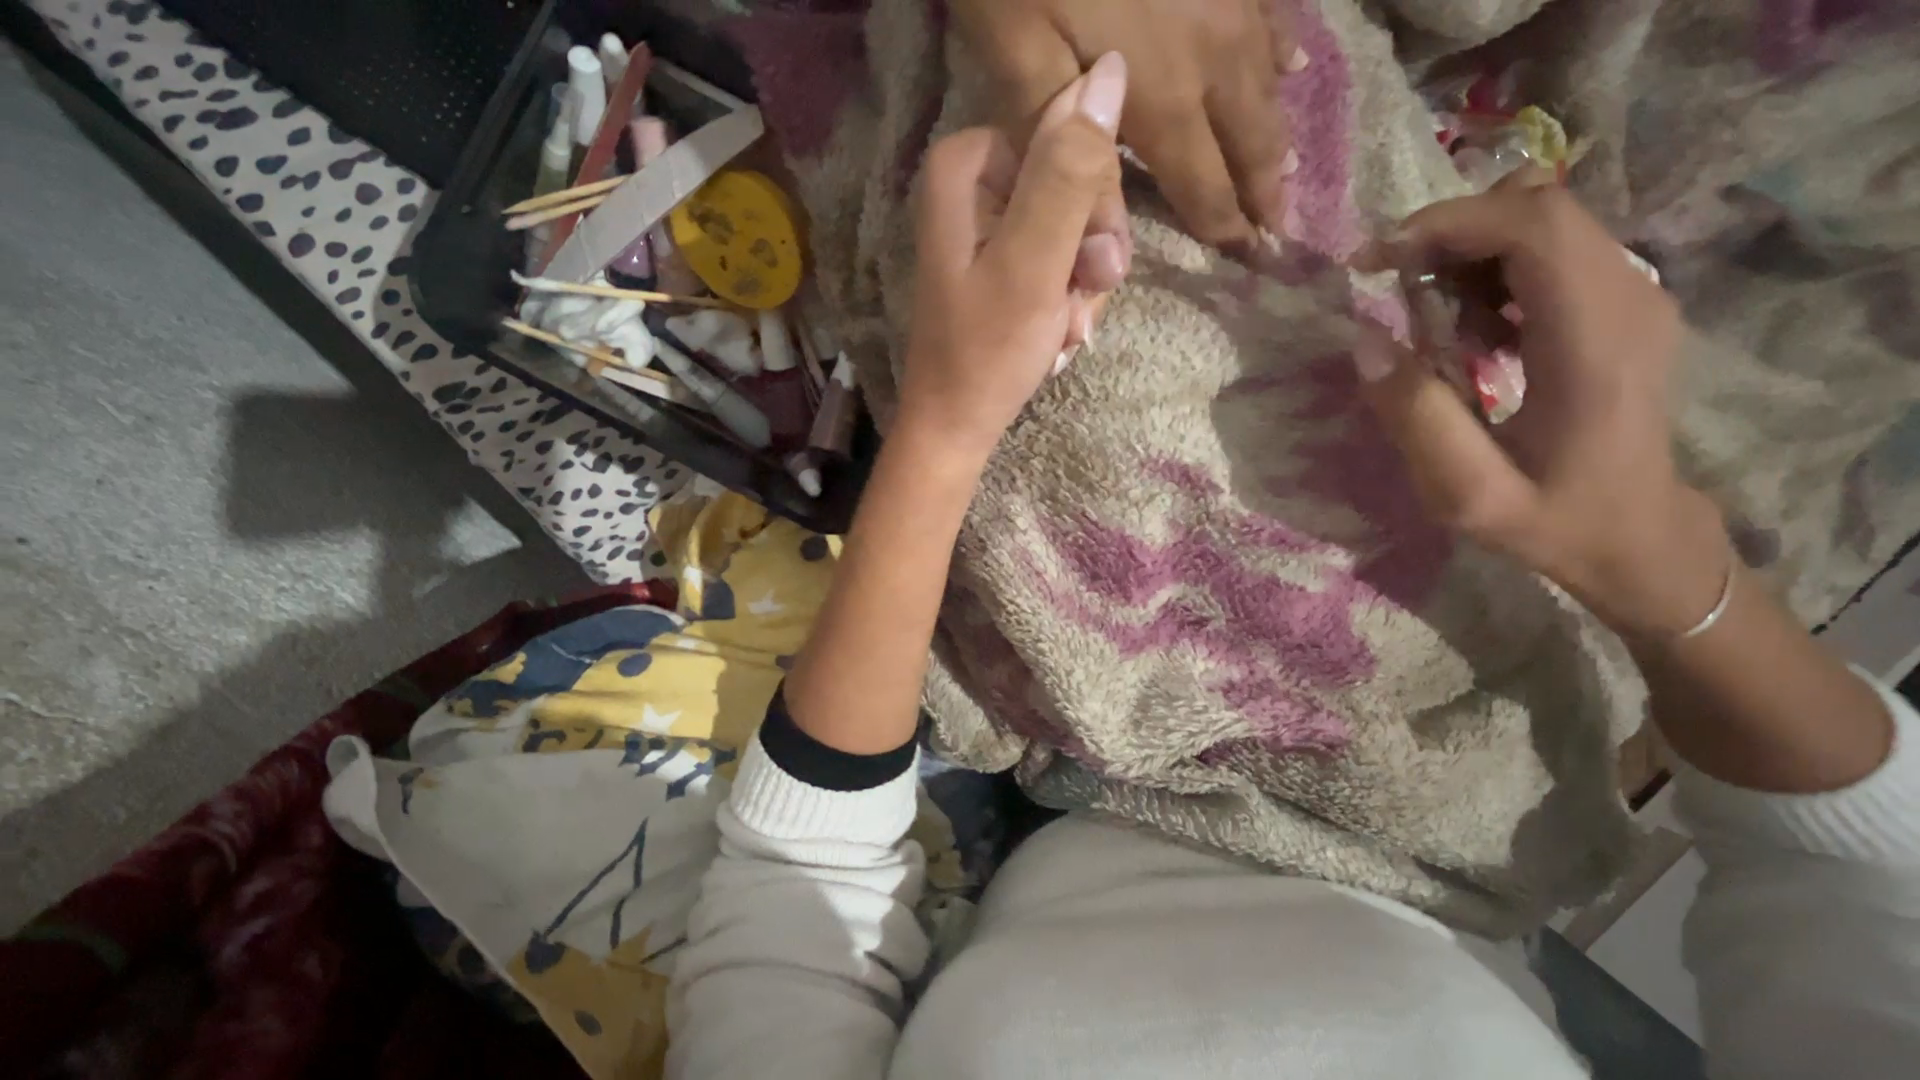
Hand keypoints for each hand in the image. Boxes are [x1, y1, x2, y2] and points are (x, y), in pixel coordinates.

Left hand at [896, 52, 1125, 464]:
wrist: (957, 423)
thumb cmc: (987, 350)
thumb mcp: (1034, 260)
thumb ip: (1069, 172)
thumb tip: (1107, 72)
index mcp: (969, 162)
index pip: (1073, 139)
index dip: (1097, 203)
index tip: (1091, 260)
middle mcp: (976, 178)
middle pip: (1078, 182)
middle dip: (1091, 249)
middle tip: (1082, 298)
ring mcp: (991, 218)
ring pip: (1079, 223)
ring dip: (1085, 280)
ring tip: (1065, 325)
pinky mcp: (1003, 253)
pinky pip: (1064, 253)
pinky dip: (1071, 294)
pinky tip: (1058, 330)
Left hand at [952, 0, 1299, 289]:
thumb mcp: (1018, 69)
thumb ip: (1067, 158)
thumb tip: (1113, 245)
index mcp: (1161, 99)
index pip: (1204, 185)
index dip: (1225, 226)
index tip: (1249, 257)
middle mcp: (1211, 56)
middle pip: (1249, 139)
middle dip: (1263, 189)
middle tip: (1279, 229)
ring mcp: (1227, 1)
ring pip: (1267, 83)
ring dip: (1276, 132)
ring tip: (1290, 167)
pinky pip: (1268, 16)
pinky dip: (1280, 51)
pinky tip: (1291, 65)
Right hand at [1356, 173, 1729, 638]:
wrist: (1639, 536)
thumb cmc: (1554, 520)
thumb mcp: (1469, 495)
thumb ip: (1417, 420)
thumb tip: (1366, 340)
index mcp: (1595, 342)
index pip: (1533, 225)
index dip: (1448, 223)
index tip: (1379, 261)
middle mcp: (1631, 298)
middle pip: (1539, 206)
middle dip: (1452, 231)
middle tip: (1395, 284)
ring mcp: (1637, 294)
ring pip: (1546, 220)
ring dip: (1472, 248)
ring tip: (1432, 313)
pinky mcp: (1626, 301)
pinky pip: (1556, 248)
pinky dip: (1498, 265)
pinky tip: (1473, 324)